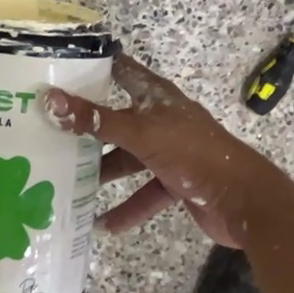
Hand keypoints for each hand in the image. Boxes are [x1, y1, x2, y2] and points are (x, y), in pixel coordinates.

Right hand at [43, 44, 290, 247]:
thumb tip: (49, 99)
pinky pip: (145, 192)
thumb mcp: (139, 134)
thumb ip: (95, 120)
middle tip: (51, 130)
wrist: (244, 201)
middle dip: (89, 126)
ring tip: (69, 181)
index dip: (92, 67)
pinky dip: (127, 207)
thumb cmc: (191, 153)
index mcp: (156, 97)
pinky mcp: (176, 182)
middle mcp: (161, 119)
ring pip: (128, 158)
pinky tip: (104, 225)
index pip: (120, 71)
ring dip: (104, 171)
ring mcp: (169, 151)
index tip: (57, 70)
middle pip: (118, 118)